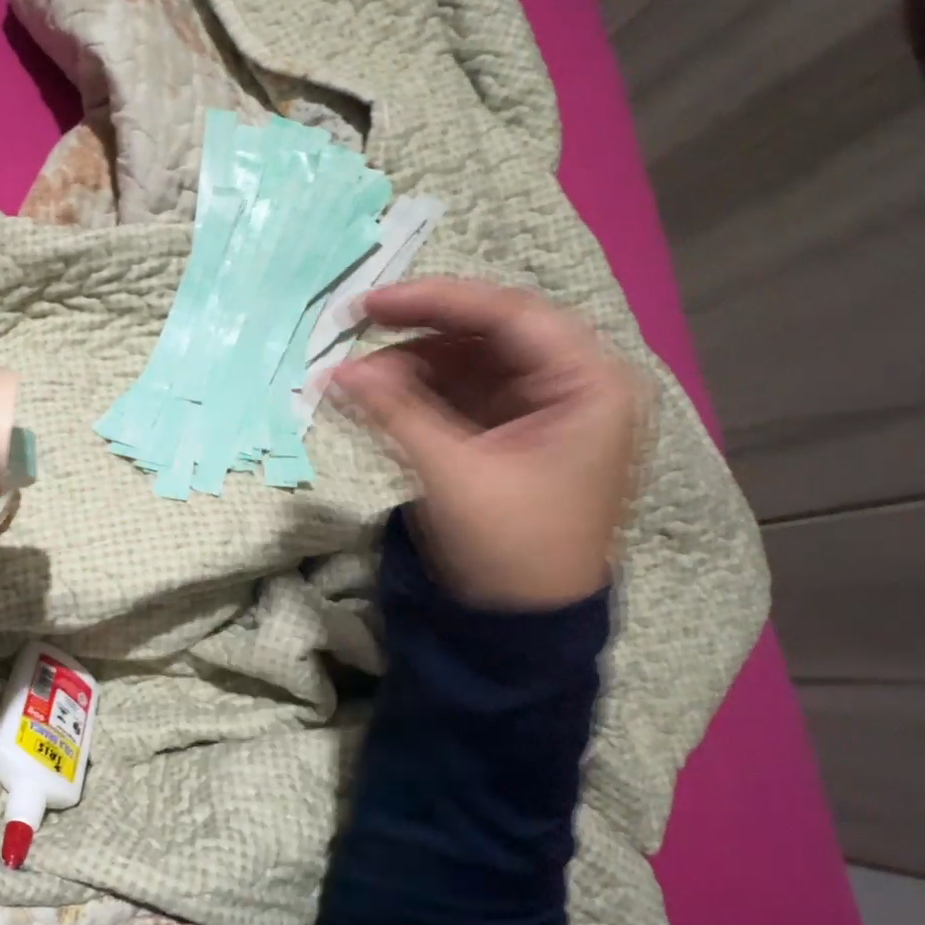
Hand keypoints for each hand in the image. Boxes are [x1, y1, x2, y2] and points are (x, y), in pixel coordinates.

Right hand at [331, 278, 643, 608]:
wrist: (525, 622)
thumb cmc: (509, 547)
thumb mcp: (451, 474)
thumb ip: (395, 413)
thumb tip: (336, 372)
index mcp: (588, 383)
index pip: (510, 316)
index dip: (436, 301)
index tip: (370, 305)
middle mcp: (571, 384)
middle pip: (489, 333)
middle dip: (419, 333)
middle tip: (357, 331)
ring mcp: (539, 409)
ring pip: (469, 362)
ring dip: (411, 365)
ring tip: (358, 380)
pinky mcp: (508, 434)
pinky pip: (459, 394)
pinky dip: (417, 393)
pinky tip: (378, 396)